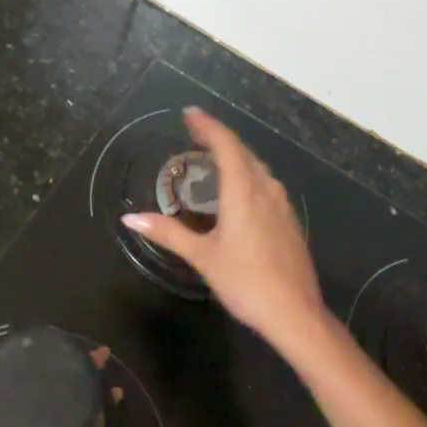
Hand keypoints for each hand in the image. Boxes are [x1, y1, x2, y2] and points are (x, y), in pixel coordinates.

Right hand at [123, 107, 325, 344]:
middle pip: (242, 151)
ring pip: (257, 167)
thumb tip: (130, 218)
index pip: (225, 144)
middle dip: (218, 137)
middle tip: (194, 132)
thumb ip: (168, 233)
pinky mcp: (289, 220)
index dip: (207, 125)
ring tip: (212, 156)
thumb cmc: (245, 281)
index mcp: (243, 190)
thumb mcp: (203, 256)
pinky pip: (265, 184)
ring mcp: (282, 204)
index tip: (189, 113)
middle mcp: (265, 188)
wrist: (295, 313)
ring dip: (235, 156)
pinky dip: (247, 174)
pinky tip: (238, 189)